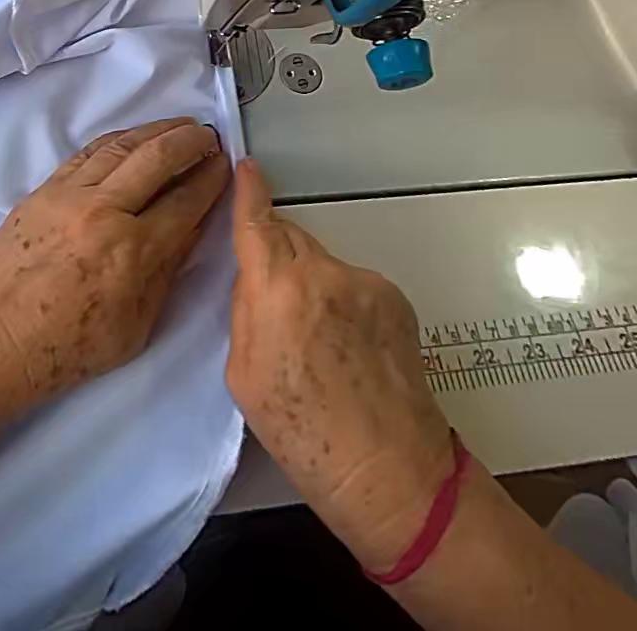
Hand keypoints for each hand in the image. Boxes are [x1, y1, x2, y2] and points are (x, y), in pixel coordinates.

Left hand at [0, 118, 230, 462]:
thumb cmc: (66, 347)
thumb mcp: (136, 326)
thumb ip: (166, 272)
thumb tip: (191, 226)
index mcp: (133, 252)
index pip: (186, 201)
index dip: (212, 180)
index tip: (226, 166)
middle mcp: (103, 212)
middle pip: (157, 159)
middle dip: (191, 142)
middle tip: (209, 137)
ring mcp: (69, 195)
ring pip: (121, 147)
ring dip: (156, 131)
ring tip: (180, 126)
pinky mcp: (44, 189)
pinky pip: (87, 153)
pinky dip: (116, 140)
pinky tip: (133, 137)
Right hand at [225, 158, 455, 567]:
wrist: (389, 470)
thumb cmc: (298, 427)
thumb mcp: (241, 369)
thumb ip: (245, 309)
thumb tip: (256, 279)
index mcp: (277, 289)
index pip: (257, 224)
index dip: (249, 192)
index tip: (246, 165)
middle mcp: (324, 273)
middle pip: (290, 239)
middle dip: (275, 253)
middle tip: (269, 299)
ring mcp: (366, 284)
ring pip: (321, 263)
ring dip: (309, 282)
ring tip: (313, 336)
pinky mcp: (395, 299)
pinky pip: (351, 284)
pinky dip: (339, 299)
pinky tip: (345, 344)